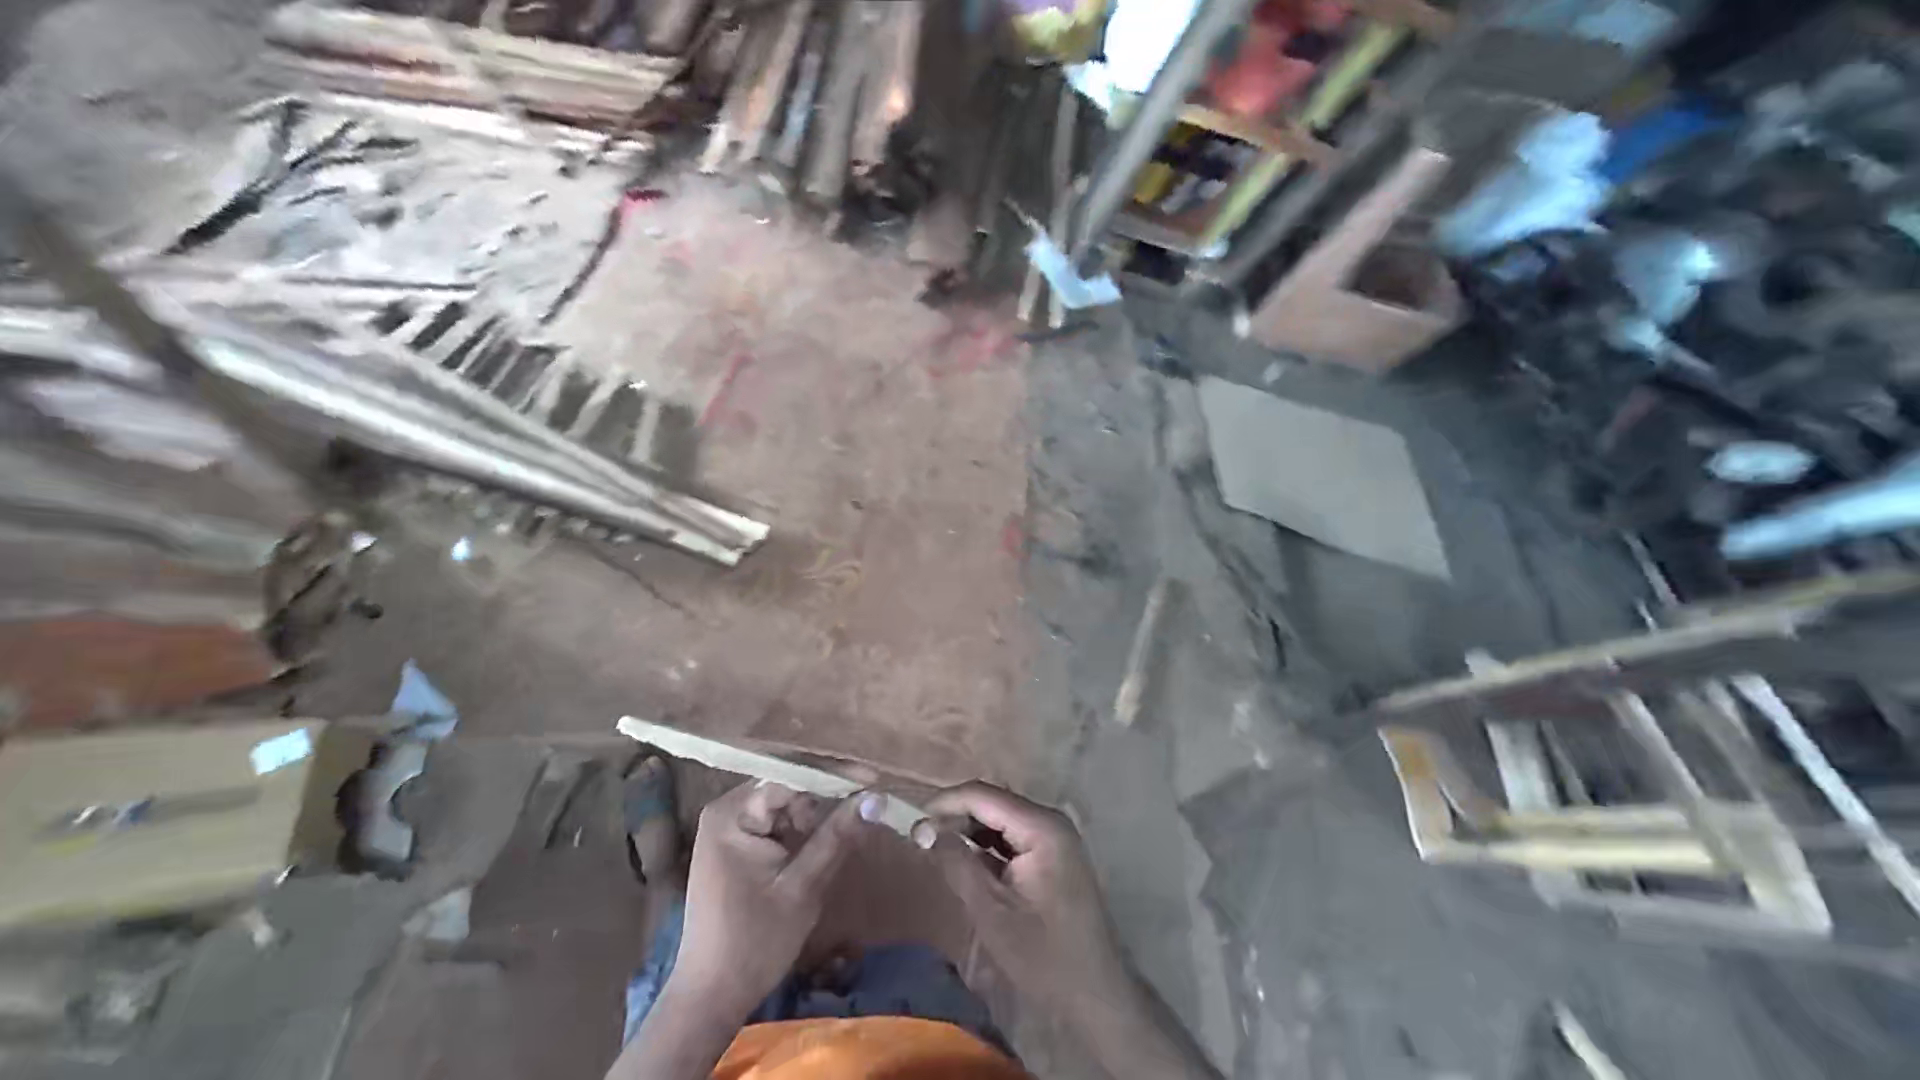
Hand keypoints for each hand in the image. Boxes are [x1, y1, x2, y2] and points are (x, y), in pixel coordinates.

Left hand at [671, 781, 881, 1016]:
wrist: (711, 996)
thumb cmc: (754, 943)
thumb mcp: (803, 888)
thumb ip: (837, 837)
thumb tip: (875, 797)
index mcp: (731, 815)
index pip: (790, 779)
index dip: (833, 777)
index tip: (872, 779)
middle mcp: (724, 811)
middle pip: (786, 789)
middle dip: (824, 800)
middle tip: (862, 811)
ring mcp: (726, 828)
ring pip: (783, 806)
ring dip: (813, 818)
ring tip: (843, 833)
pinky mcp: (733, 845)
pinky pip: (774, 824)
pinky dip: (799, 832)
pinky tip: (819, 845)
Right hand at [914, 782, 1129, 1007]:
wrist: (1096, 994)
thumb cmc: (1044, 955)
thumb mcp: (991, 910)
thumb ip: (957, 862)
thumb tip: (924, 830)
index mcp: (1041, 827)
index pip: (983, 795)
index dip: (944, 803)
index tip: (912, 822)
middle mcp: (1050, 821)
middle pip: (993, 802)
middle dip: (954, 815)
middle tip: (919, 837)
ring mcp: (1054, 837)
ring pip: (1001, 818)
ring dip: (968, 829)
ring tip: (935, 848)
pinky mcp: (1053, 855)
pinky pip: (1012, 837)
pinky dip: (986, 844)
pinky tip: (964, 860)